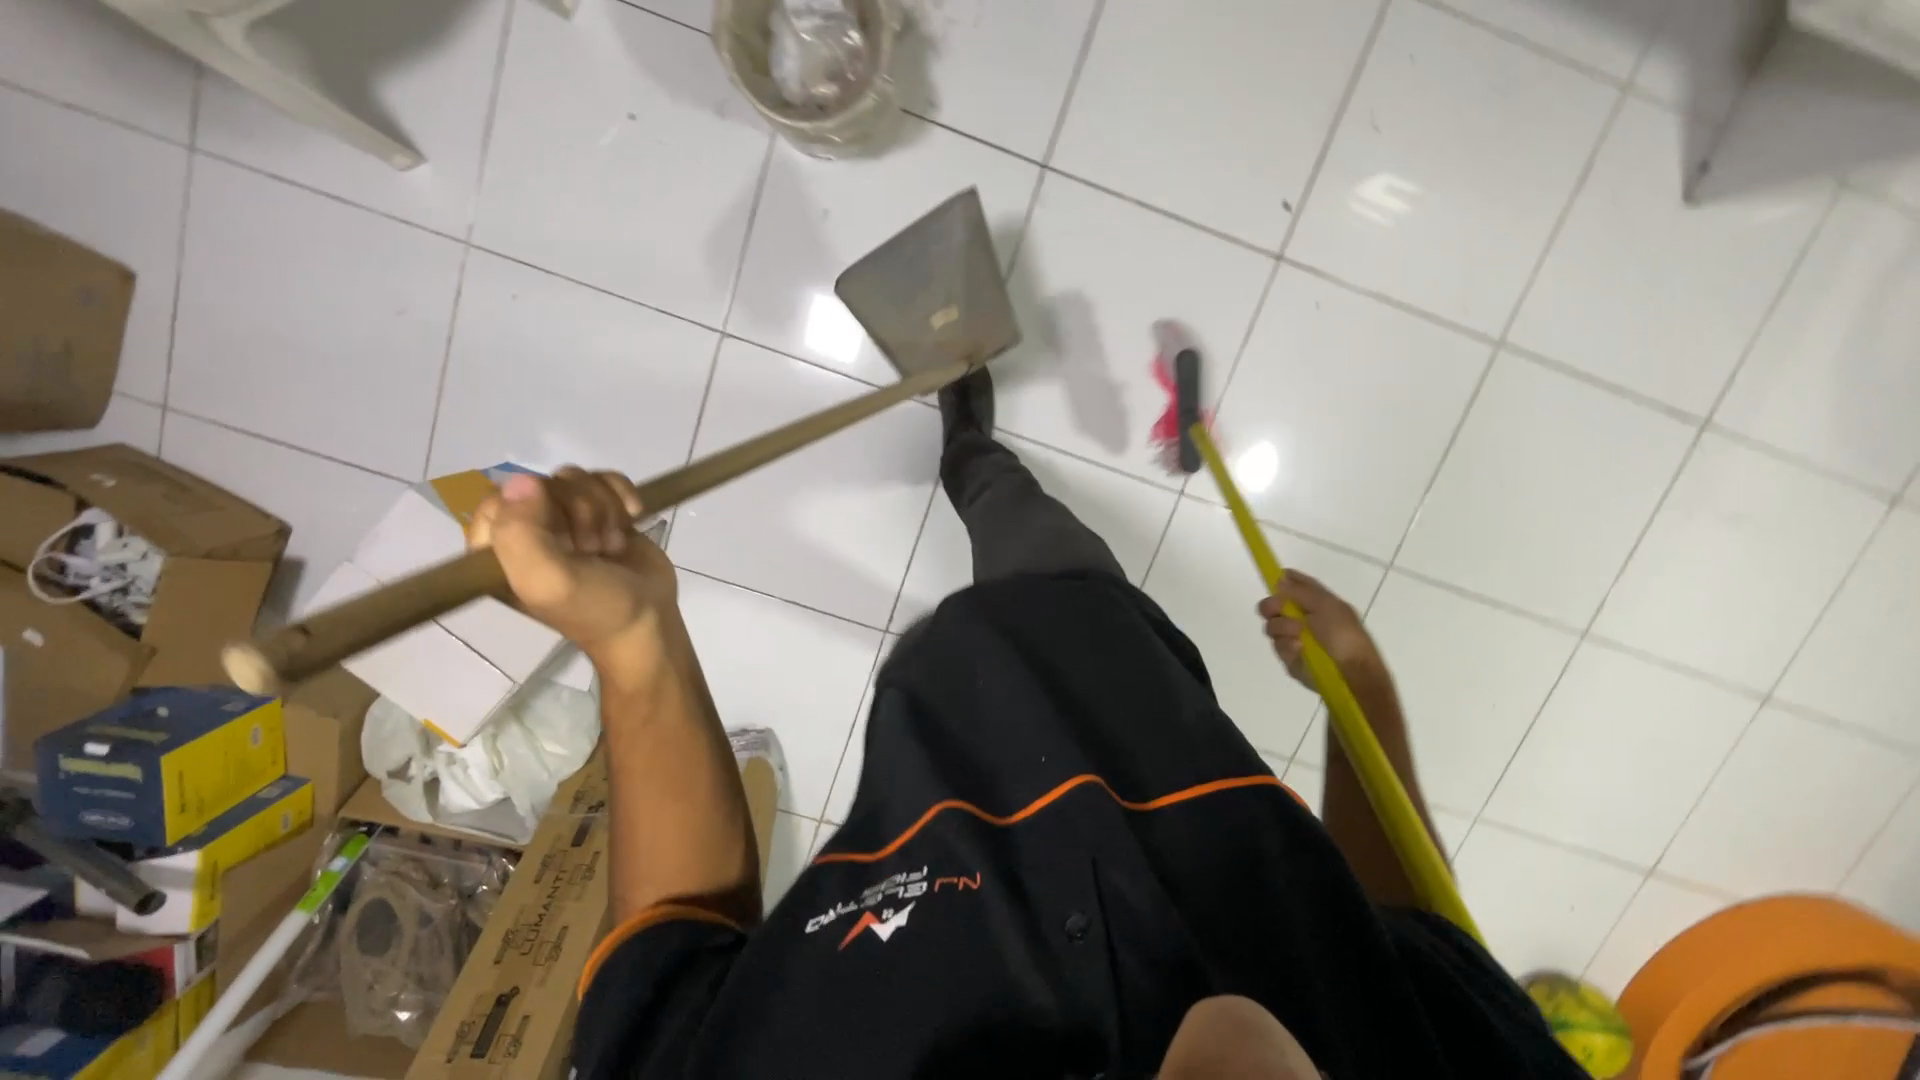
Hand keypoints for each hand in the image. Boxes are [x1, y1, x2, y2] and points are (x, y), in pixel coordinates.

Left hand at [467, 467, 676, 663]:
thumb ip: (520, 533)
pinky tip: (632, 518)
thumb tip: (523, 480)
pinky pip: (605, 477)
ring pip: (577, 478)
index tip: (559, 544)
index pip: (499, 500)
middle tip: (590, 551)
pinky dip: (623, 494)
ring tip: (609, 546)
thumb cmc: (593, 609)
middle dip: (578, 514)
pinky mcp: (603, 510)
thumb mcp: (545, 582)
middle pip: (544, 484)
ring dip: (603, 510)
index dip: (535, 513)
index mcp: (498, 549)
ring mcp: (568, 518)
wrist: (649, 621)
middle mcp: (529, 529)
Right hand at [1257, 572, 1382, 691]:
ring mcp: (1293, 637)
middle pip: (1273, 604)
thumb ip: (1300, 591)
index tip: (1273, 578)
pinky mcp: (1288, 656)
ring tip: (1298, 634)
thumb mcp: (1325, 605)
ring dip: (1283, 626)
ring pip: (1272, 625)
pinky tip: (1299, 648)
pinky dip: (1287, 645)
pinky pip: (1277, 645)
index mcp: (1317, 601)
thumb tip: (1278, 580)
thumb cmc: (1343, 633)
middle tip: (1278, 609)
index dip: (1283, 579)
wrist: (1349, 670)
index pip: (1295, 584)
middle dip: (1272, 605)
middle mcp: (1302, 617)